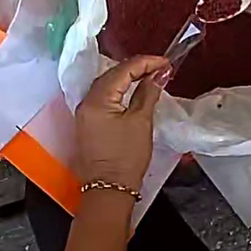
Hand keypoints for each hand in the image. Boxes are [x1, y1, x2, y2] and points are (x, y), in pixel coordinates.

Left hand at [75, 55, 165, 191]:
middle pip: (111, 74)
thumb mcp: (141, 122)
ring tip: (149, 75)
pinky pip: (102, 97)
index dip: (146, 63)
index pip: (122, 70)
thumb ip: (148, 93)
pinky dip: (118, 90)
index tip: (166, 62)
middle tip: (160, 68)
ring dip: (127, 78)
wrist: (109, 188)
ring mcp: (84, 112)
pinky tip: (132, 89)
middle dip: (136, 67)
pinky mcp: (87, 121)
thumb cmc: (127, 157)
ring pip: (106, 84)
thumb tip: (158, 74)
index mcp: (98, 99)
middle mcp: (86, 101)